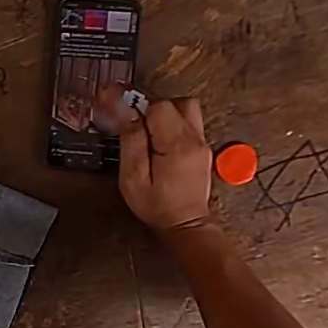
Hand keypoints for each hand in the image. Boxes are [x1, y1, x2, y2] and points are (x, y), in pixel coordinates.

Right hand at [104, 84, 214, 234]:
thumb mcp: (133, 177)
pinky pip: (189, 122)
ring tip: (149, 131)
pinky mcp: (202, 147)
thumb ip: (131, 141)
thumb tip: (127, 113)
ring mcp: (202, 143)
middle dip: (152, 108)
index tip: (124, 116)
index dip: (138, 107)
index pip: (160, 107)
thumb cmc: (156, 206)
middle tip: (137, 124)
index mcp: (177, 146)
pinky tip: (160, 140)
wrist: (186, 225)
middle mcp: (194, 140)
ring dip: (166, 112)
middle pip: (176, 102)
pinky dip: (173, 123)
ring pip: (187, 108)